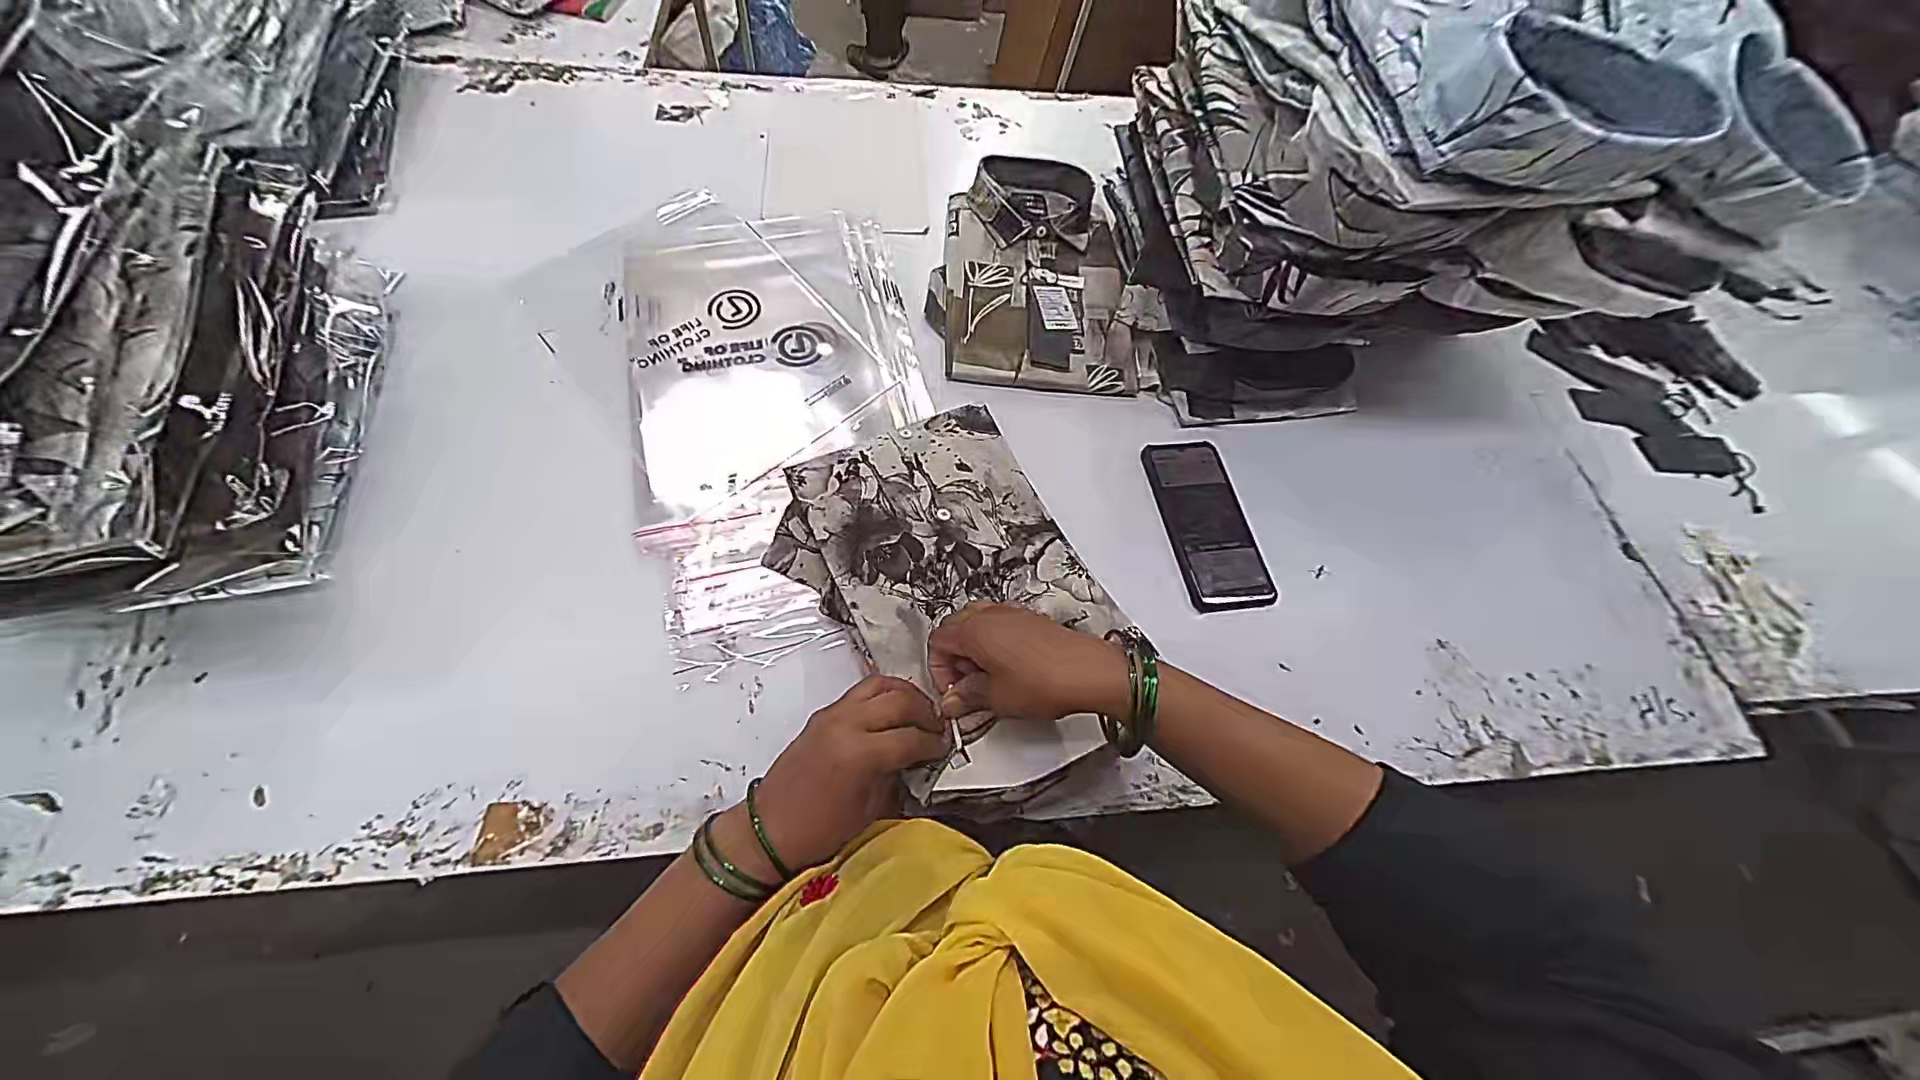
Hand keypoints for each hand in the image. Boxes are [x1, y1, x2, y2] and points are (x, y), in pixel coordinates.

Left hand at [714, 676, 947, 879]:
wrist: (769, 832)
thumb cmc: (816, 832)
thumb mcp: (870, 811)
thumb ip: (898, 777)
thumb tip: (918, 760)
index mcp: (859, 754)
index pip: (911, 737)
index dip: (934, 744)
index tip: (943, 749)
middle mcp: (845, 725)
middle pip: (900, 701)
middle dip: (926, 714)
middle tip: (937, 729)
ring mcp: (832, 715)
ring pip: (880, 685)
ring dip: (906, 695)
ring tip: (919, 713)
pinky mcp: (823, 715)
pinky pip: (861, 691)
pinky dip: (883, 695)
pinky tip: (893, 711)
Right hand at [927, 603, 1129, 722]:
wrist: (1090, 672)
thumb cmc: (1047, 680)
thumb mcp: (996, 698)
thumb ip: (967, 696)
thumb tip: (954, 700)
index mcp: (973, 630)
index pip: (937, 642)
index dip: (939, 670)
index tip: (953, 692)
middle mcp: (990, 615)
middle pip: (955, 629)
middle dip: (955, 658)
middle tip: (966, 686)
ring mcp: (1012, 614)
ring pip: (977, 624)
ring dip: (974, 649)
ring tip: (988, 678)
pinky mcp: (1031, 620)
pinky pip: (1000, 624)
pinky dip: (995, 643)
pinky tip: (1008, 670)